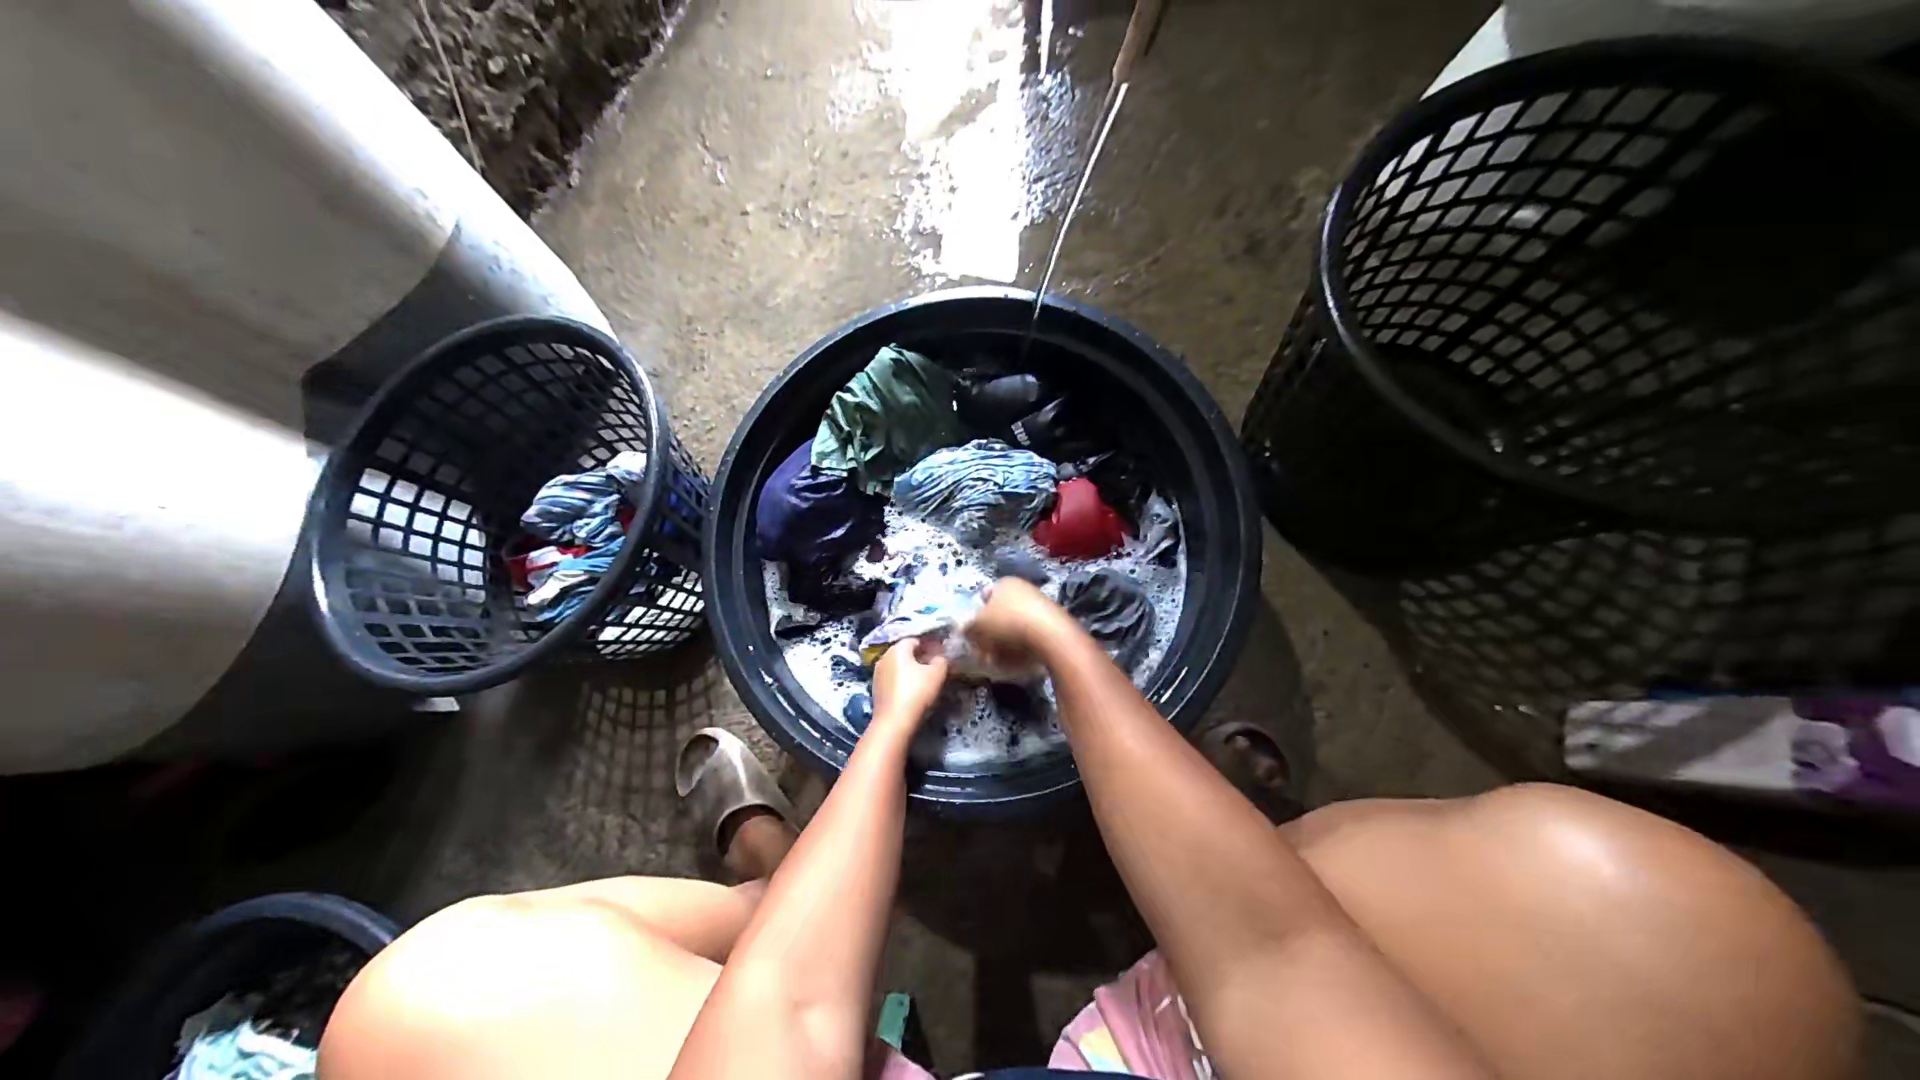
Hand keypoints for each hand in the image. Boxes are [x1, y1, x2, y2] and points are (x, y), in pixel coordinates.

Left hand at [871, 637, 948, 731]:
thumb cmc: (916, 692)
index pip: (915, 640)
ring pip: (898, 666)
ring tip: (924, 681)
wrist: (894, 722)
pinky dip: (902, 681)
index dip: (929, 645)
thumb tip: (939, 656)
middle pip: (905, 652)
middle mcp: (884, 657)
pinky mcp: (876, 688)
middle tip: (934, 668)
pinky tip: (911, 691)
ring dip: (910, 670)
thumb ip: (941, 660)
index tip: (940, 656)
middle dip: (919, 657)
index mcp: (897, 648)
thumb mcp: (937, 674)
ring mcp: (877, 673)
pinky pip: (892, 679)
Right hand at [965, 578, 1077, 670]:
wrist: (1052, 637)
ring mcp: (1041, 605)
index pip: (983, 597)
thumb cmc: (1008, 625)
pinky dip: (1023, 647)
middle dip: (990, 634)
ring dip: (1005, 643)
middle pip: (999, 613)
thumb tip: (965, 629)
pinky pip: (1031, 635)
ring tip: (1000, 660)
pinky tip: (1019, 661)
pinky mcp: (1054, 622)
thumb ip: (968, 628)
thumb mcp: (977, 627)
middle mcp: (1024, 589)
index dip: (975, 616)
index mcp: (1005, 582)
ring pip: (1015, 626)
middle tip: (984, 651)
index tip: (973, 634)